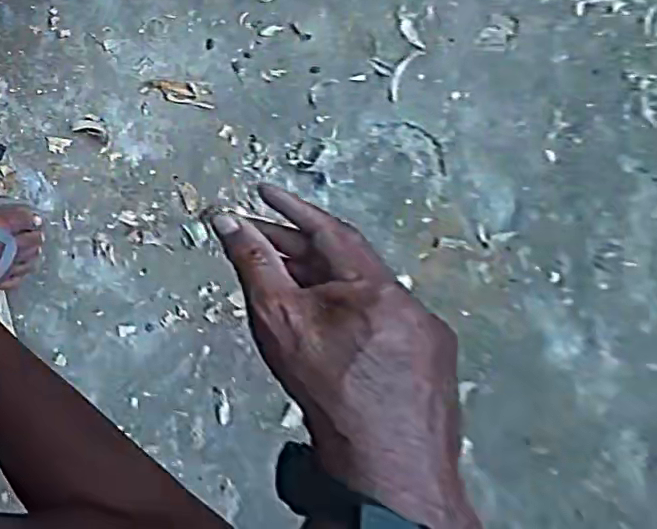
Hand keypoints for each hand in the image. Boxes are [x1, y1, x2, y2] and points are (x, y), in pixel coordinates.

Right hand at [212, 185, 479, 528]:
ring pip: (359, 287)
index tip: (265, 192)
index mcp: (378, 289)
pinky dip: (339, 302)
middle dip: (294, 246)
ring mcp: (426, 336)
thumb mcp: (276, 313)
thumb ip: (251, 259)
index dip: (291, 208)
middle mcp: (410, 306)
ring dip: (315, 276)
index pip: (329, 230)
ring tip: (276, 279)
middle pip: (342, 259)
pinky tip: (314, 316)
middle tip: (253, 238)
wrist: (386, 464)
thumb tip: (227, 220)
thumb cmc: (330, 389)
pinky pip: (376, 313)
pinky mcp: (429, 361)